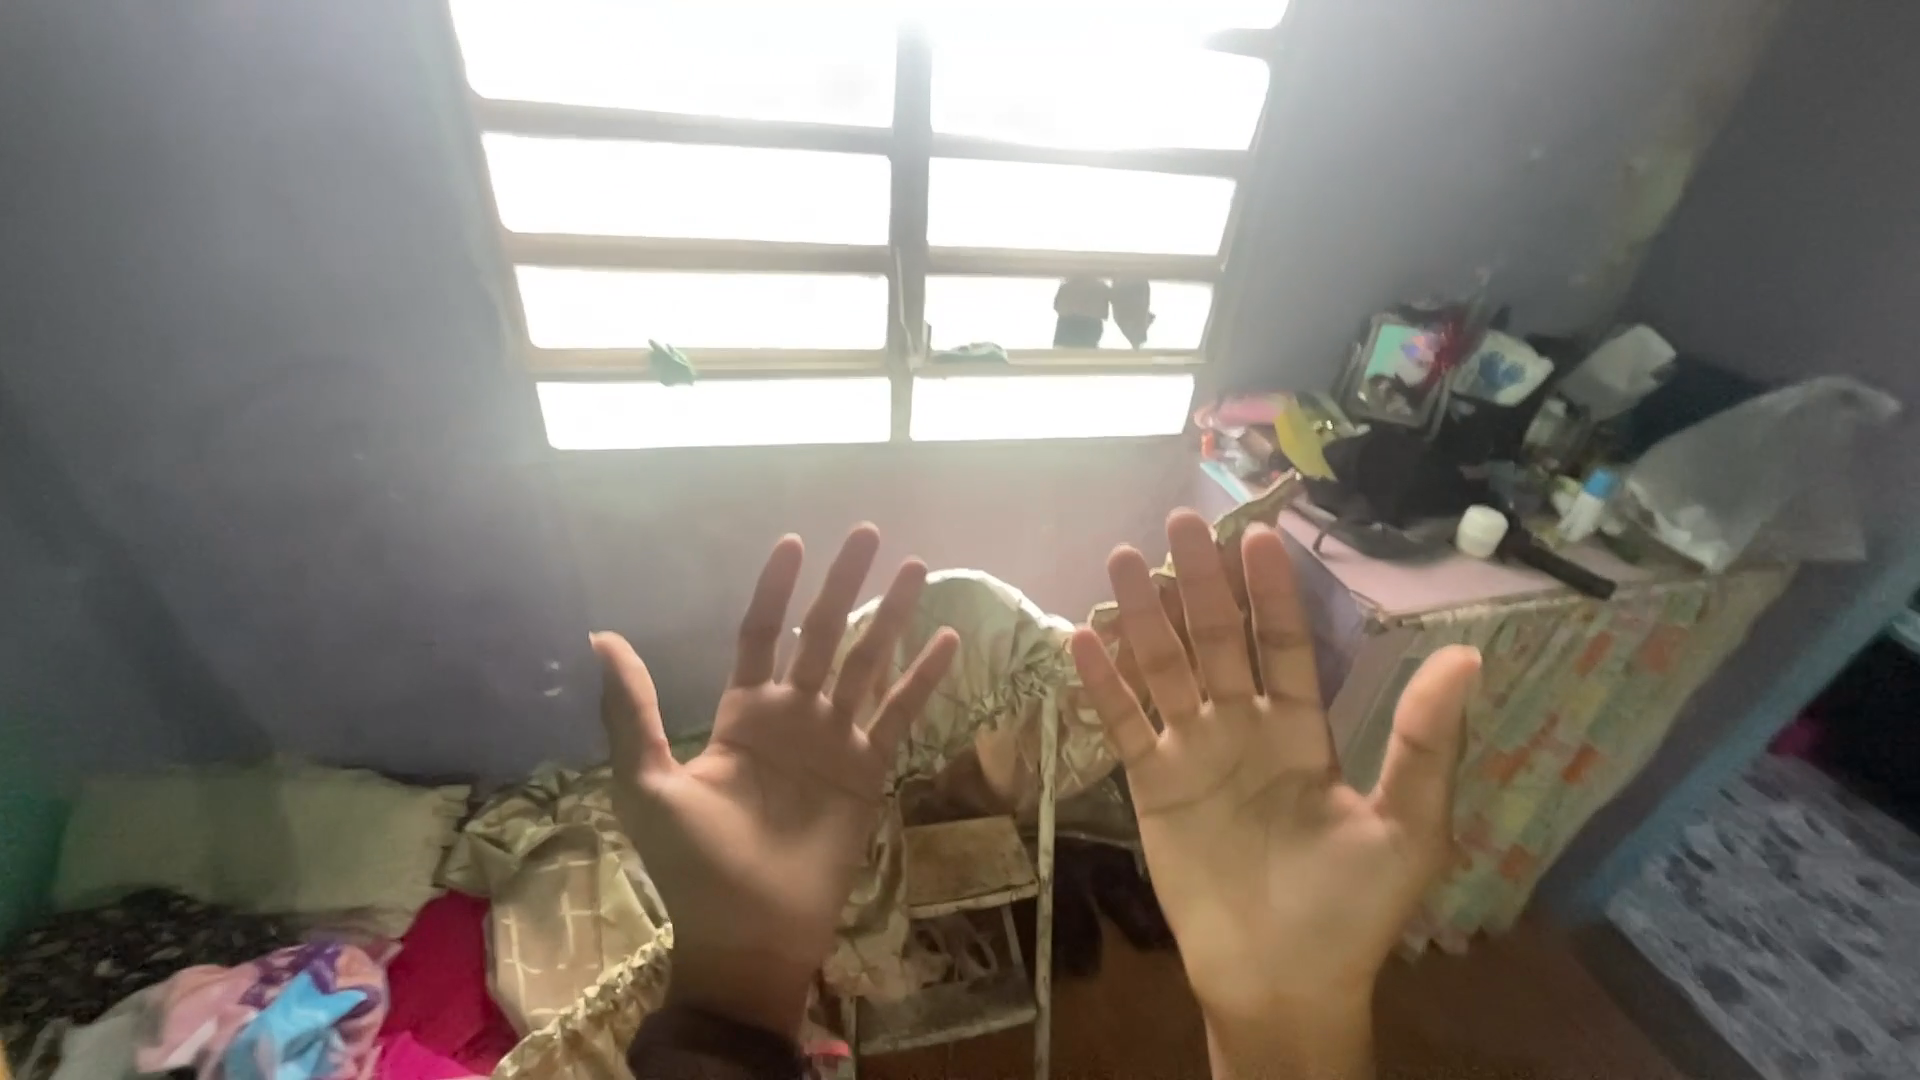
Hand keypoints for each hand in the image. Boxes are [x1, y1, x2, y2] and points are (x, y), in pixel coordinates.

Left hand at [593, 525, 958, 1037]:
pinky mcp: (870, 769)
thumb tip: (600, 638)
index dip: (775, 588)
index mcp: (745, 712)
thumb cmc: (694, 862)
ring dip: (893, 616)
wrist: (747, 933)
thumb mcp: (647, 785)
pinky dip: (925, 678)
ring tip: (916, 568)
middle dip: (845, 583)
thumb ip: (632, 711)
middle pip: (824, 633)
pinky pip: (902, 713)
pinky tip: (948, 639)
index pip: (763, 633)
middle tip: (868, 534)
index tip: (794, 542)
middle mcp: (795, 714)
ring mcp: (837, 739)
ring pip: (870, 661)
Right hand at [1070, 510, 1478, 1077]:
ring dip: (1141, 617)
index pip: (1282, 644)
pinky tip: (1083, 640)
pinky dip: (1103, 684)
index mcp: (1300, 730)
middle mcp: (1241, 727)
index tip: (1256, 536)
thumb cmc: (1351, 911)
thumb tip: (1466, 653)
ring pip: (1162, 669)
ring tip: (1120, 561)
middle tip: (1177, 523)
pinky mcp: (1150, 783)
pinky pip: (1122, 724)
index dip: (1270, 593)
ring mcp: (1191, 751)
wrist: (1281, 983)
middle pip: (1214, 641)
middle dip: (1196, 583)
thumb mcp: (1407, 828)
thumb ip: (1426, 741)